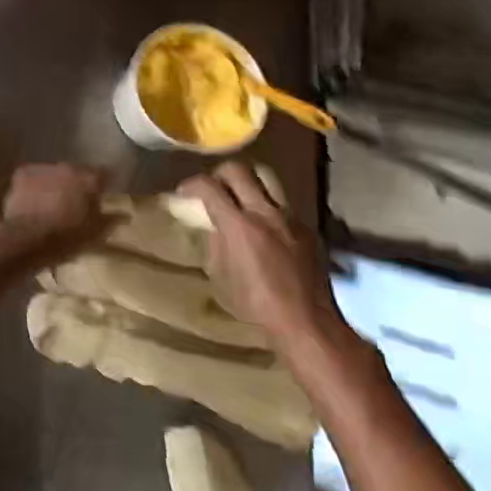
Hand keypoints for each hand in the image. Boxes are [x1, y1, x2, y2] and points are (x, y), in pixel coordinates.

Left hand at [2, 163, 105, 236]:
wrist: (28, 238)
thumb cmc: (67, 238)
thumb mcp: (95, 233)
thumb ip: (110, 220)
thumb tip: (123, 215)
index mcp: (90, 179)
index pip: (105, 173)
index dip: (104, 184)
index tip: (103, 193)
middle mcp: (68, 167)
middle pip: (77, 172)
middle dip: (77, 184)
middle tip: (75, 201)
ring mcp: (44, 168)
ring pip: (54, 173)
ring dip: (55, 183)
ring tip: (51, 202)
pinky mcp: (22, 173)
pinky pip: (33, 176)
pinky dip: (35, 186)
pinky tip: (33, 200)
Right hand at [178, 161, 340, 345]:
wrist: (305, 320)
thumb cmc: (253, 302)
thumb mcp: (220, 272)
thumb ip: (216, 241)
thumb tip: (215, 226)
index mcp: (239, 225)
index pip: (209, 187)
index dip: (191, 184)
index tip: (183, 192)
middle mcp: (266, 213)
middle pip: (240, 170)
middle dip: (219, 174)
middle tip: (211, 187)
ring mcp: (290, 219)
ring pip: (266, 181)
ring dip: (247, 185)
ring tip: (238, 201)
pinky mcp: (307, 229)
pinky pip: (282, 206)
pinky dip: (266, 208)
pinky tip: (263, 229)